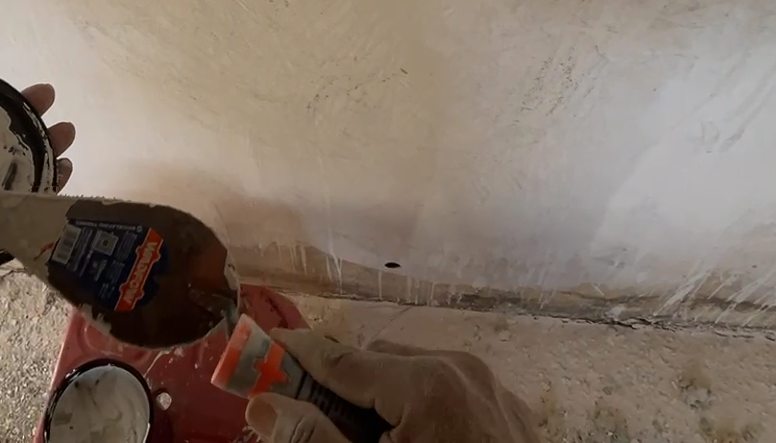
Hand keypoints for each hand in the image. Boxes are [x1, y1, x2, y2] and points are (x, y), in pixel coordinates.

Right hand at [246, 330, 547, 442]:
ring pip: (417, 369)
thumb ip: (316, 440)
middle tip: (319, 411)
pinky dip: (426, 404)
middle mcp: (460, 368)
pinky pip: (452, 388)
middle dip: (347, 381)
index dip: (302, 353)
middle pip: (380, 358)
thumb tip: (262, 404)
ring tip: (375, 435)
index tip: (269, 343)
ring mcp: (492, 388)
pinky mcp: (513, 411)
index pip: (343, 358)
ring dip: (387, 392)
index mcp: (425, 383)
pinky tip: (421, 442)